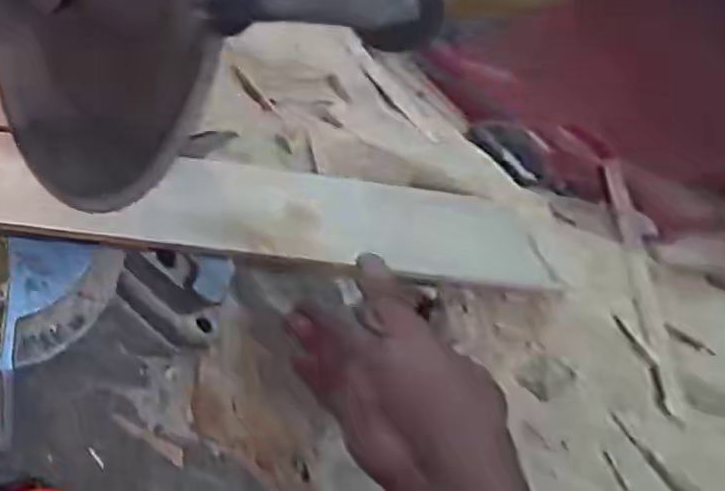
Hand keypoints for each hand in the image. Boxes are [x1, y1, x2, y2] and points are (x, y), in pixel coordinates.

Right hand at [287, 255, 527, 490]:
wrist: (431, 467)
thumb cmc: (433, 396)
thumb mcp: (410, 338)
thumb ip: (385, 300)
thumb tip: (368, 257)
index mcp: (435, 357)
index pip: (398, 322)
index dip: (369, 304)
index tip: (340, 284)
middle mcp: (408, 374)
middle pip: (362, 338)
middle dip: (330, 318)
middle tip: (299, 299)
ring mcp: (379, 394)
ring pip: (338, 357)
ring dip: (312, 338)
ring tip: (289, 321)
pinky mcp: (352, 412)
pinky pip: (325, 383)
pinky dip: (308, 368)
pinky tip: (292, 353)